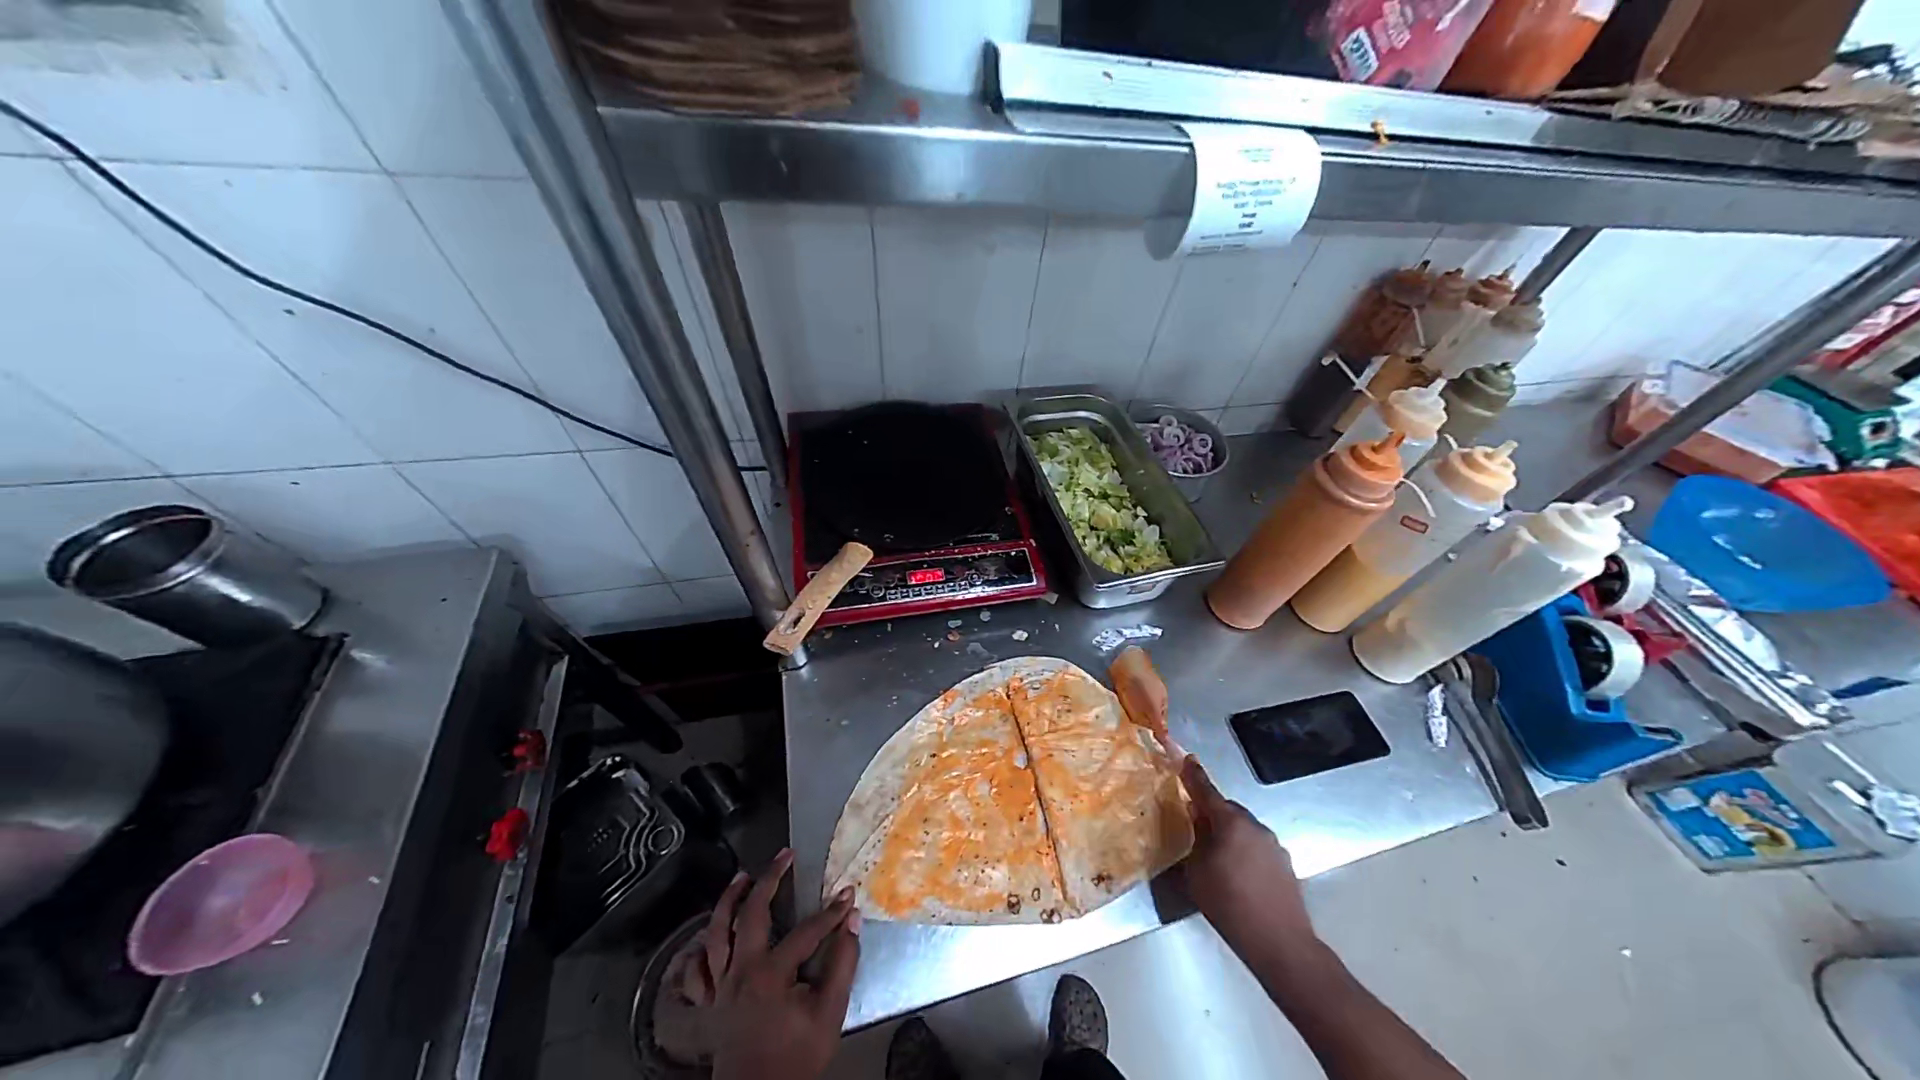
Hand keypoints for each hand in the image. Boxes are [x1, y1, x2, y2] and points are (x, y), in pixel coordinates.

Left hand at [696, 849, 861, 1079]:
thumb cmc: (796, 1058)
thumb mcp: (830, 1014)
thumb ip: (843, 964)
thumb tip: (851, 921)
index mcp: (771, 974)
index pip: (806, 931)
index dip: (830, 911)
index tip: (847, 894)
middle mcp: (741, 971)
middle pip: (752, 914)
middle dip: (770, 879)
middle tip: (785, 856)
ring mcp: (721, 984)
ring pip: (717, 932)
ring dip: (729, 899)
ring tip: (743, 876)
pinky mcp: (710, 999)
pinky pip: (699, 965)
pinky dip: (704, 942)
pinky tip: (712, 927)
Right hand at [1180, 757, 1319, 967]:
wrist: (1280, 942)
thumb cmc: (1229, 903)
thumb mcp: (1196, 871)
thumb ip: (1194, 840)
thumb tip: (1197, 823)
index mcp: (1230, 821)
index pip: (1206, 790)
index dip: (1192, 774)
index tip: (1185, 758)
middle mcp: (1255, 825)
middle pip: (1227, 809)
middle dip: (1210, 813)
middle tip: (1193, 826)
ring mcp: (1274, 844)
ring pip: (1243, 828)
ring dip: (1228, 834)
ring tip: (1215, 857)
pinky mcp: (1285, 864)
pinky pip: (1256, 846)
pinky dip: (1244, 851)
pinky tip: (1237, 874)